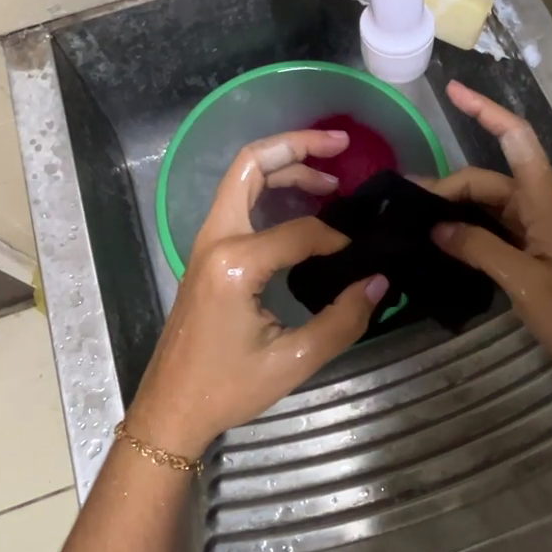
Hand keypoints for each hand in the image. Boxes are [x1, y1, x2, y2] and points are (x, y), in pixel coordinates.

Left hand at [123, 129, 387, 458]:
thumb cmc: (227, 387)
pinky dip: (270, 185)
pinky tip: (302, 199)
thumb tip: (380, 281)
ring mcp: (207, 240)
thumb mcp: (292, 362)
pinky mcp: (208, 249)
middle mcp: (216, 237)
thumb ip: (341, 320)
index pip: (300, 230)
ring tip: (330, 173)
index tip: (362, 257)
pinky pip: (239, 199)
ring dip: (285, 163)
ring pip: (243, 176)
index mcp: (235, 262)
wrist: (172, 407)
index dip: (337, 239)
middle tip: (341, 144)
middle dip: (297, 146)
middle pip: (251, 164)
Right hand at [426, 81, 551, 380]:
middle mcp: (538, 207)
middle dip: (447, 186)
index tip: (452, 91)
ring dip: (454, 209)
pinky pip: (493, 228)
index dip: (485, 110)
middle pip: (486, 179)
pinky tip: (442, 243)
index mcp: (543, 202)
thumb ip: (480, 250)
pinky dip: (467, 229)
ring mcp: (536, 229)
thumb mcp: (526, 284)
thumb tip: (437, 228)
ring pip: (487, 205)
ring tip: (414, 223)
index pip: (515, 138)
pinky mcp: (534, 251)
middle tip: (405, 209)